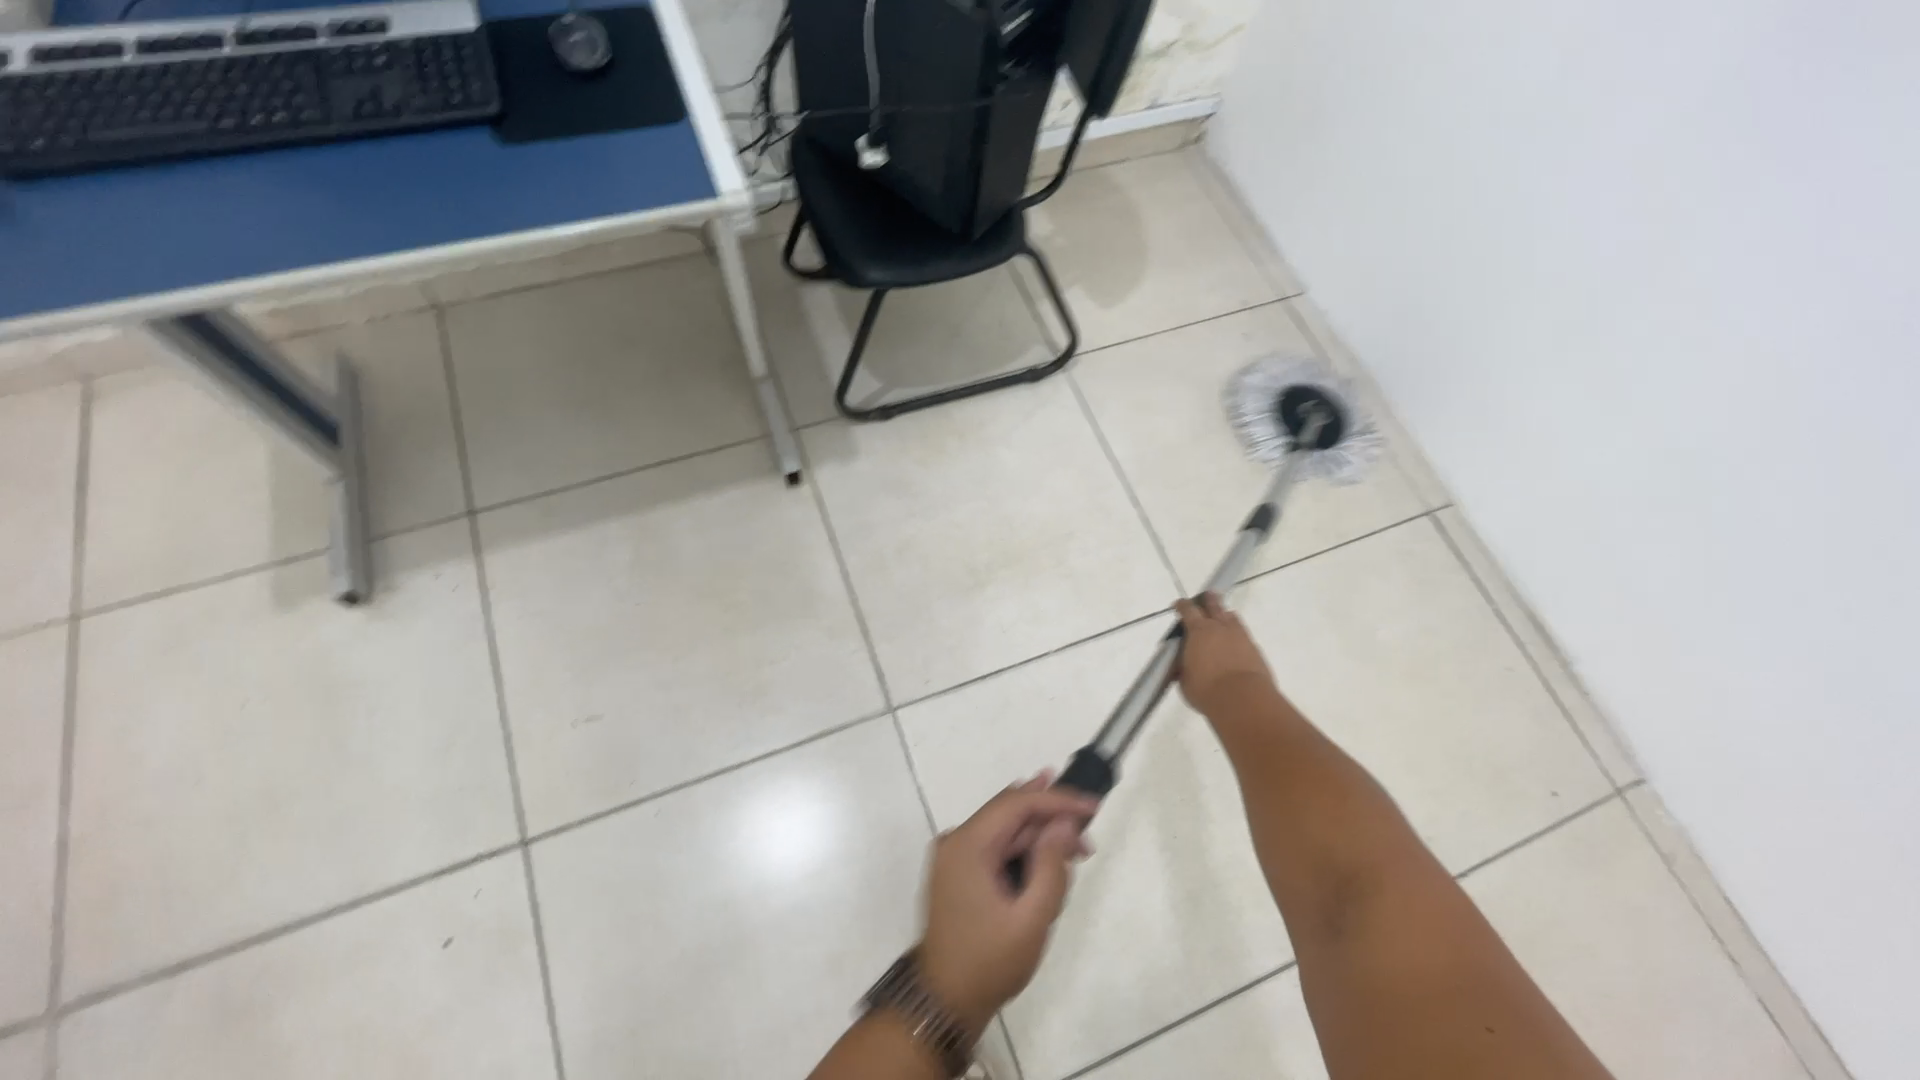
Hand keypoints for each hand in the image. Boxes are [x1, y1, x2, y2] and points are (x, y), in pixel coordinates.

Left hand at [918, 773, 1098, 1034]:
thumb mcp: (1031, 919)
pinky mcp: (958, 873)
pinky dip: (1023, 854)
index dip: (1057, 800)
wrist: (945, 1002)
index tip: (1093, 808)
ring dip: (1039, 840)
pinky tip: (1045, 867)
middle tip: (1087, 838)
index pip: (1017, 803)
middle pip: (1010, 813)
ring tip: (1074, 855)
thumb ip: (1050, 866)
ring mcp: (954, 857)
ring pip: (1005, 832)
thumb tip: (1064, 823)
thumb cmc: (989, 962)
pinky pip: (995, 849)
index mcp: (967, 845)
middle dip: (1051, 820)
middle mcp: (956, 842)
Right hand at [1174, 592, 1277, 718]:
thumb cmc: (1207, 690)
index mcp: (1198, 632)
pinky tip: (1235, 642)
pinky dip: (1238, 635)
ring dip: (1226, 615)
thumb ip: (1183, 667)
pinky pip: (1244, 634)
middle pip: (1214, 605)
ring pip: (1232, 618)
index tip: (1179, 604)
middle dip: (1209, 599)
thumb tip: (1182, 665)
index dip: (1182, 606)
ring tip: (1224, 616)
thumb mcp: (1185, 680)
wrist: (1243, 700)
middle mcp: (1220, 628)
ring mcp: (1240, 637)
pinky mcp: (1255, 649)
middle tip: (1208, 595)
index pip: (1188, 611)